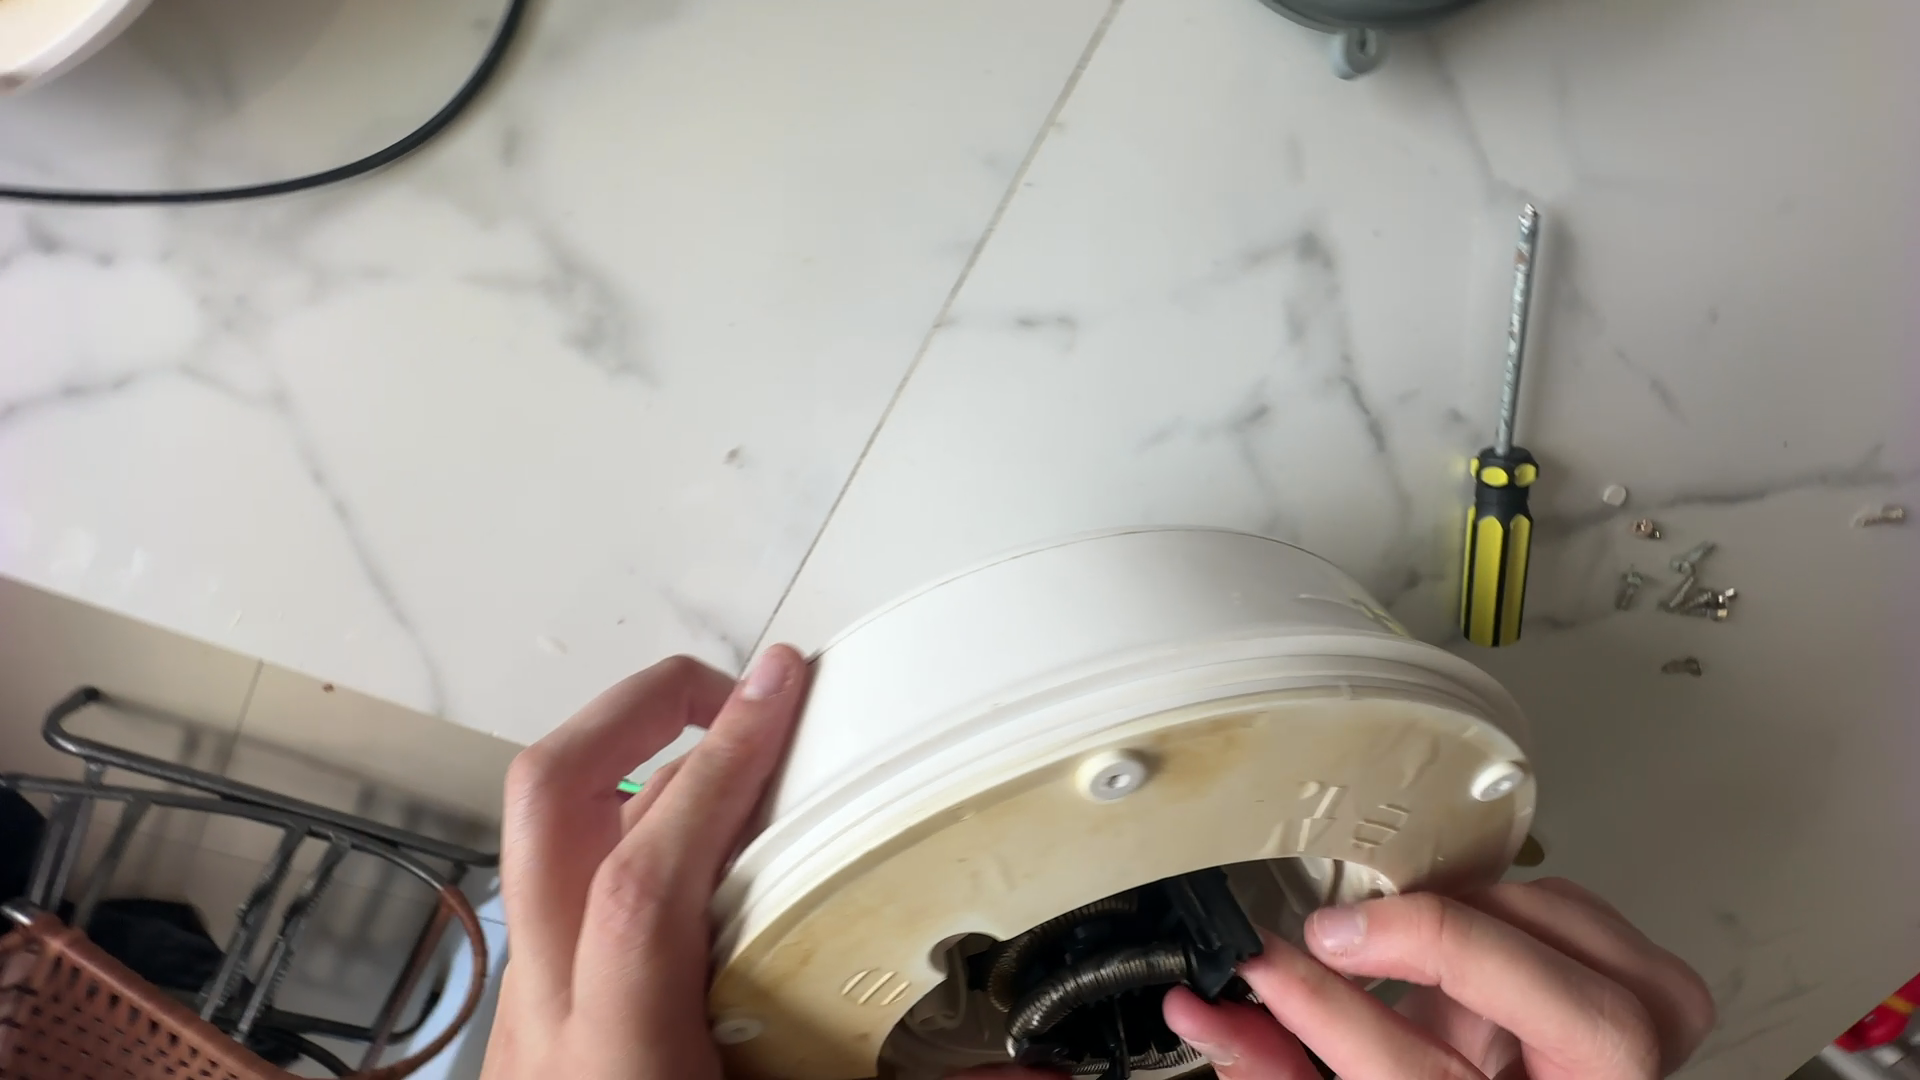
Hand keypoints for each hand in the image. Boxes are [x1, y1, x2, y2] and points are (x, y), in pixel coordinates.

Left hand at [480, 647, 809, 1079]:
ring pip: (558, 819)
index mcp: (614, 1052)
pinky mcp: (544, 992)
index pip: (647, 876)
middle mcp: (550, 1006)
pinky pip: (580, 857)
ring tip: (739, 745)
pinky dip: (645, 812)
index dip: (721, 765)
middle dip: (640, 707)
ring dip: (644, 750)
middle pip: (548, 801)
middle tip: (740, 687)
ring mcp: (534, 992)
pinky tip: (716, 837)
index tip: (785, 681)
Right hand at [1159, 878, 1715, 1079]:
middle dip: (1451, 944)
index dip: (1332, 1012)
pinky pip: (1621, 945)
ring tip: (1404, 916)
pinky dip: (1538, 910)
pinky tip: (1467, 916)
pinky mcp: (1646, 1027)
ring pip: (1632, 974)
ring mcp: (1636, 1079)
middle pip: (1600, 1031)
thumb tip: (1195, 1006)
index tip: (1257, 956)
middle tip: (1338, 928)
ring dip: (1496, 914)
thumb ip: (1269, 1065)